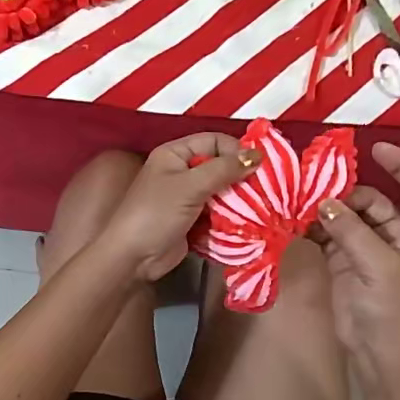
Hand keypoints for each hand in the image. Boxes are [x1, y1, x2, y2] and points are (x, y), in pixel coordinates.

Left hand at [98, 133, 262, 281]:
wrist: (133, 258)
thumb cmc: (155, 214)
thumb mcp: (190, 186)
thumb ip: (223, 169)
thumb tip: (256, 155)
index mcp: (174, 154)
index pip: (213, 141)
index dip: (236, 150)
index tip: (258, 165)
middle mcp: (180, 172)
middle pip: (220, 166)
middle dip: (240, 177)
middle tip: (265, 187)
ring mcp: (186, 198)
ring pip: (221, 192)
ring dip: (239, 200)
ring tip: (261, 206)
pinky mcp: (192, 221)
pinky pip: (217, 214)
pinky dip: (231, 217)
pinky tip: (248, 222)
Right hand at [313, 142, 399, 389]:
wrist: (383, 357)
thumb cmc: (397, 312)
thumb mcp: (380, 267)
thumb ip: (351, 231)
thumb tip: (323, 202)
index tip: (376, 149)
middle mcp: (397, 236)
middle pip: (375, 200)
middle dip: (348, 193)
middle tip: (314, 187)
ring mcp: (369, 251)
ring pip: (348, 218)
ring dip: (326, 210)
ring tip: (298, 203)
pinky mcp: (346, 265)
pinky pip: (330, 238)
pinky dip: (315, 230)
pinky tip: (295, 223)